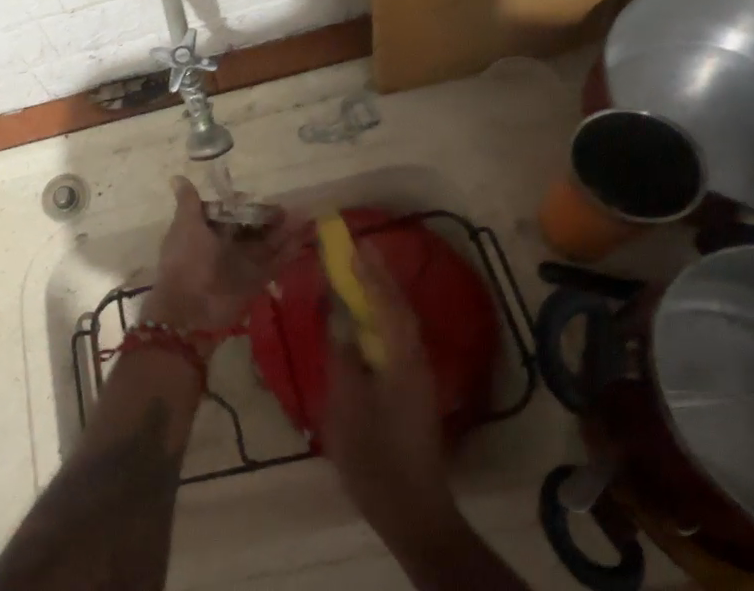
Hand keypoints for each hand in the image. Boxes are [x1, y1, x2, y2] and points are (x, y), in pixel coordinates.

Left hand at [139, 177, 304, 343]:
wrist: (190, 307)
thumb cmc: (186, 260)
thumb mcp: (186, 226)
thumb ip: (189, 203)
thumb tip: (177, 177)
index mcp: (207, 231)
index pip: (229, 213)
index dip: (244, 205)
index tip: (255, 198)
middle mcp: (226, 246)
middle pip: (253, 227)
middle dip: (270, 218)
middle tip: (291, 207)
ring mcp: (243, 263)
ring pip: (268, 243)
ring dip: (286, 231)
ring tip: (307, 217)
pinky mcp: (256, 279)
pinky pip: (276, 262)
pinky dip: (290, 251)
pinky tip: (306, 238)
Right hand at [321, 241, 454, 531]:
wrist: (412, 509)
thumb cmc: (374, 456)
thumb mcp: (346, 403)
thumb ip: (341, 353)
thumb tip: (336, 312)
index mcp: (402, 358)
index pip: (384, 302)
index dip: (367, 271)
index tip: (349, 243)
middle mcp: (415, 359)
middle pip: (397, 307)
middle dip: (377, 274)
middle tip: (355, 246)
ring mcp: (417, 375)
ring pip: (399, 323)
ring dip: (380, 293)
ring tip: (358, 271)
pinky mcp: (412, 391)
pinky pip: (395, 339)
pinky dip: (380, 317)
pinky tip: (365, 318)